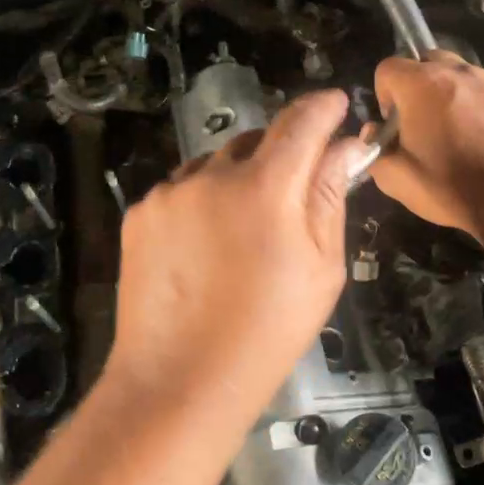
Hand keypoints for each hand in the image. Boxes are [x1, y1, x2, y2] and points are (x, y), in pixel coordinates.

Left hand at [110, 91, 369, 399]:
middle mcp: (211, 176)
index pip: (301, 122)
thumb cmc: (267, 333)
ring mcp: (168, 194)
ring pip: (214, 166)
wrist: (179, 380)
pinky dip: (200, 204)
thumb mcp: (321, 270)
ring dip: (236, 180)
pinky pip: (181, 192)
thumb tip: (344, 147)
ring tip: (242, 234)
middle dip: (280, 154)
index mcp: (265, 187)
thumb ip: (329, 197)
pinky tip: (205, 250)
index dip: (324, 108)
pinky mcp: (139, 215)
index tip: (337, 104)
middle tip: (292, 195)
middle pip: (255, 141)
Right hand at [369, 52, 483, 238]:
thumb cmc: (453, 188)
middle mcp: (460, 72)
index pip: (388, 67)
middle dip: (420, 87)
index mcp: (422, 86)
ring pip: (466, 77)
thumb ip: (375, 151)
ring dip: (456, 98)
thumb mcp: (397, 181)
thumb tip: (374, 133)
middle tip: (427, 125)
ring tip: (466, 137)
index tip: (396, 125)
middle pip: (429, 62)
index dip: (385, 95)